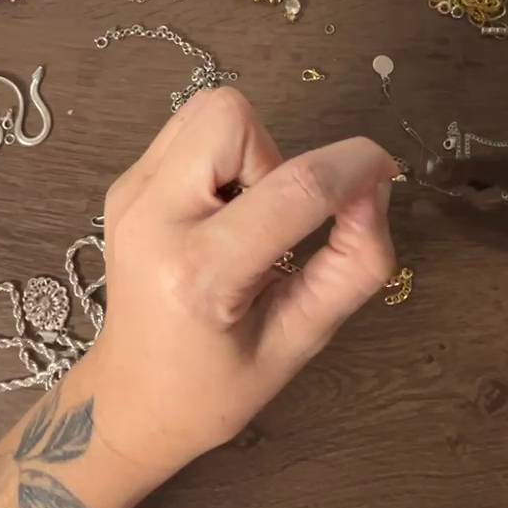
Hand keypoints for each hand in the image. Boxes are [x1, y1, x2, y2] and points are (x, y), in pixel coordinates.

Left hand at [81, 87, 399, 475]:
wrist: (128, 399)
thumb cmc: (216, 386)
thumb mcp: (300, 342)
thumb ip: (353, 265)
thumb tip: (376, 187)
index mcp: (200, 272)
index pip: (295, 188)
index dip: (354, 166)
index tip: (382, 171)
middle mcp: (152, 214)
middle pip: (230, 113)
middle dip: (277, 152)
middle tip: (277, 214)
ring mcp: (131, 190)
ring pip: (209, 108)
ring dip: (250, 148)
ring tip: (246, 212)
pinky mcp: (125, 180)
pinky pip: (190, 126)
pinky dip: (223, 152)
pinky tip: (219, 208)